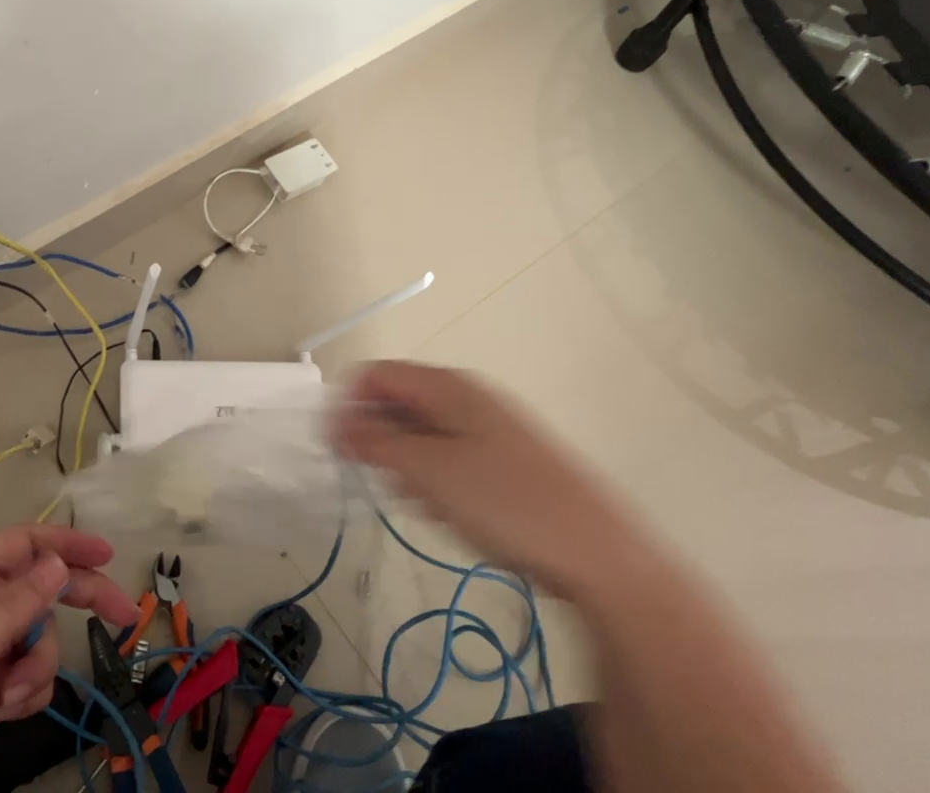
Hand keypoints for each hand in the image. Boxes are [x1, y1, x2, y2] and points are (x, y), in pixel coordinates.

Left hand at [0, 524, 138, 792]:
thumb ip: (9, 607)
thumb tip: (56, 562)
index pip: (20, 546)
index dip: (63, 543)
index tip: (107, 556)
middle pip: (41, 588)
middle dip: (80, 599)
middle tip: (124, 617)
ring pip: (41, 639)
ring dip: (40, 667)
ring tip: (10, 696)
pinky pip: (32, 678)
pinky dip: (30, 693)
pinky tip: (5, 711)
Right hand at [332, 362, 647, 598]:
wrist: (596, 554)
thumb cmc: (506, 502)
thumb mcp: (429, 470)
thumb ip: (375, 441)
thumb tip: (333, 422)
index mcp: (448, 387)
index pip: (375, 375)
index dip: (348, 405)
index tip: (336, 448)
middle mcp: (466, 399)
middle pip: (396, 404)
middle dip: (379, 441)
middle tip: (384, 481)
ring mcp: (485, 431)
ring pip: (419, 436)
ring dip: (406, 467)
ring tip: (424, 502)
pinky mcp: (499, 464)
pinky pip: (445, 461)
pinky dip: (433, 482)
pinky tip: (447, 511)